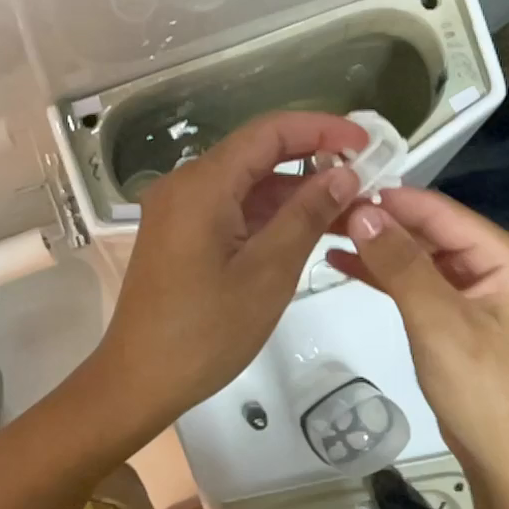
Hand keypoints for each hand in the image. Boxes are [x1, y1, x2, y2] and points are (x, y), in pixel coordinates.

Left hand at [88, 112, 364, 426]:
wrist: (139, 379)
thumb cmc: (205, 332)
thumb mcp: (268, 273)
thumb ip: (306, 215)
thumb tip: (344, 173)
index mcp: (201, 185)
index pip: (269, 132)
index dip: (322, 128)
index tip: (369, 142)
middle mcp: (184, 185)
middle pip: (257, 155)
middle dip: (314, 164)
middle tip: (367, 184)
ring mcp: (178, 211)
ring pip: (246, 185)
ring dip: (294, 194)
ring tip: (349, 213)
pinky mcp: (178, 235)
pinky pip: (230, 209)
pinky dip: (268, 216)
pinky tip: (307, 231)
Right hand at [326, 189, 508, 479]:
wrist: (508, 462)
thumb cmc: (483, 390)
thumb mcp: (439, 322)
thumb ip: (400, 263)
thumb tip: (361, 211)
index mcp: (507, 257)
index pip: (441, 212)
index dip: (390, 200)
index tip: (338, 189)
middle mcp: (495, 266)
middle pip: (428, 231)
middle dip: (378, 222)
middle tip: (322, 211)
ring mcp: (476, 292)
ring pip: (418, 256)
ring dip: (376, 247)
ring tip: (323, 232)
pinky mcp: (457, 317)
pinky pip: (416, 284)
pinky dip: (383, 275)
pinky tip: (344, 263)